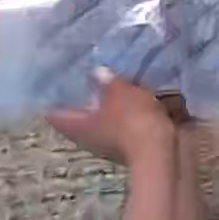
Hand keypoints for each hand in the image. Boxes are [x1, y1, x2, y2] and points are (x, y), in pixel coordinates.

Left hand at [47, 68, 179, 166]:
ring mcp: (111, 141)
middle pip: (82, 112)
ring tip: (120, 76)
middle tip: (93, 69)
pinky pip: (127, 120)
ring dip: (114, 100)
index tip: (61, 74)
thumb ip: (107, 80)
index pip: (54, 111)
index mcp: (76, 127)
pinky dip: (133, 109)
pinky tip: (142, 92)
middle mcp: (89, 136)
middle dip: (89, 93)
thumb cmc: (133, 121)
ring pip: (107, 116)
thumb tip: (98, 72)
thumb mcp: (120, 92)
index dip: (55, 93)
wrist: (164, 150)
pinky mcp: (133, 141)